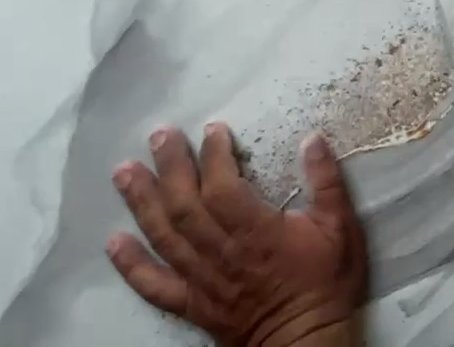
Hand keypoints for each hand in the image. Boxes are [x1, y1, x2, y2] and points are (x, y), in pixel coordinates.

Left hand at [108, 125, 367, 346]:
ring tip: (124, 172)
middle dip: (170, 168)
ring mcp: (202, 281)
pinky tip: (113, 242)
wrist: (308, 344)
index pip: (223, 187)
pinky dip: (131, 265)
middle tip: (159, 135)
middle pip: (185, 206)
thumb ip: (327, 181)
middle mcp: (221, 253)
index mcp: (256, 232)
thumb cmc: (326, 282)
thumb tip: (312, 138)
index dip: (213, 156)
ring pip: (164, 238)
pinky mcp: (193, 305)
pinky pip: (155, 286)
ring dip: (141, 203)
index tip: (212, 129)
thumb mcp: (340, 227)